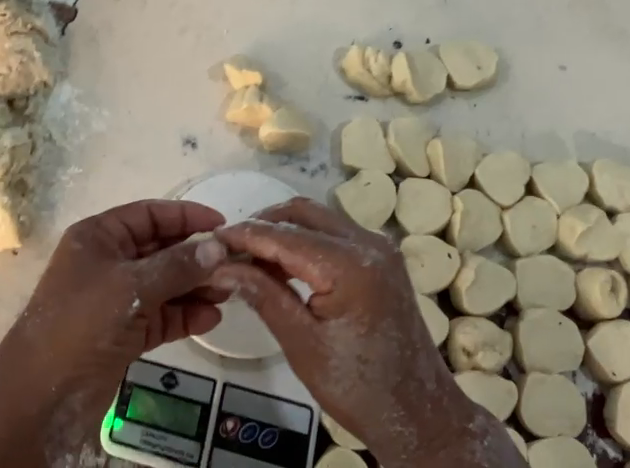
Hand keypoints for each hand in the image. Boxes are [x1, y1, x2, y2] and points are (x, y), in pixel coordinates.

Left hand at [3, 200, 228, 396]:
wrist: (40, 396)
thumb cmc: (80, 324)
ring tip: (229, 291)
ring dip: (195, 286)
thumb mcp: (130, 287)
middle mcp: (108, 263)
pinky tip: (211, 318)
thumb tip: (217, 246)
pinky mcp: (124, 333)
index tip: (222, 223)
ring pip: (164, 283)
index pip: (148, 214)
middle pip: (160, 249)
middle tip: (234, 263)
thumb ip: (176, 265)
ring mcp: (116, 300)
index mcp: (99, 238)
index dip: (185, 216)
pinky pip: (161, 316)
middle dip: (196, 255)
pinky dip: (184, 315)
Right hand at [211, 199, 520, 466]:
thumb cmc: (358, 388)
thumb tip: (222, 266)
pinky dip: (305, 241)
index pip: (284, 236)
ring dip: (284, 231)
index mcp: (350, 265)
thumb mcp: (302, 344)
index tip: (210, 239)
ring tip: (250, 258)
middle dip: (263, 225)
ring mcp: (379, 248)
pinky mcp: (381, 259)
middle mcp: (368, 243)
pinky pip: (335, 234)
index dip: (244, 236)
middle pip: (302, 213)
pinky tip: (283, 265)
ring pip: (319, 219)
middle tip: (229, 247)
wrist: (418, 415)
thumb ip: (263, 296)